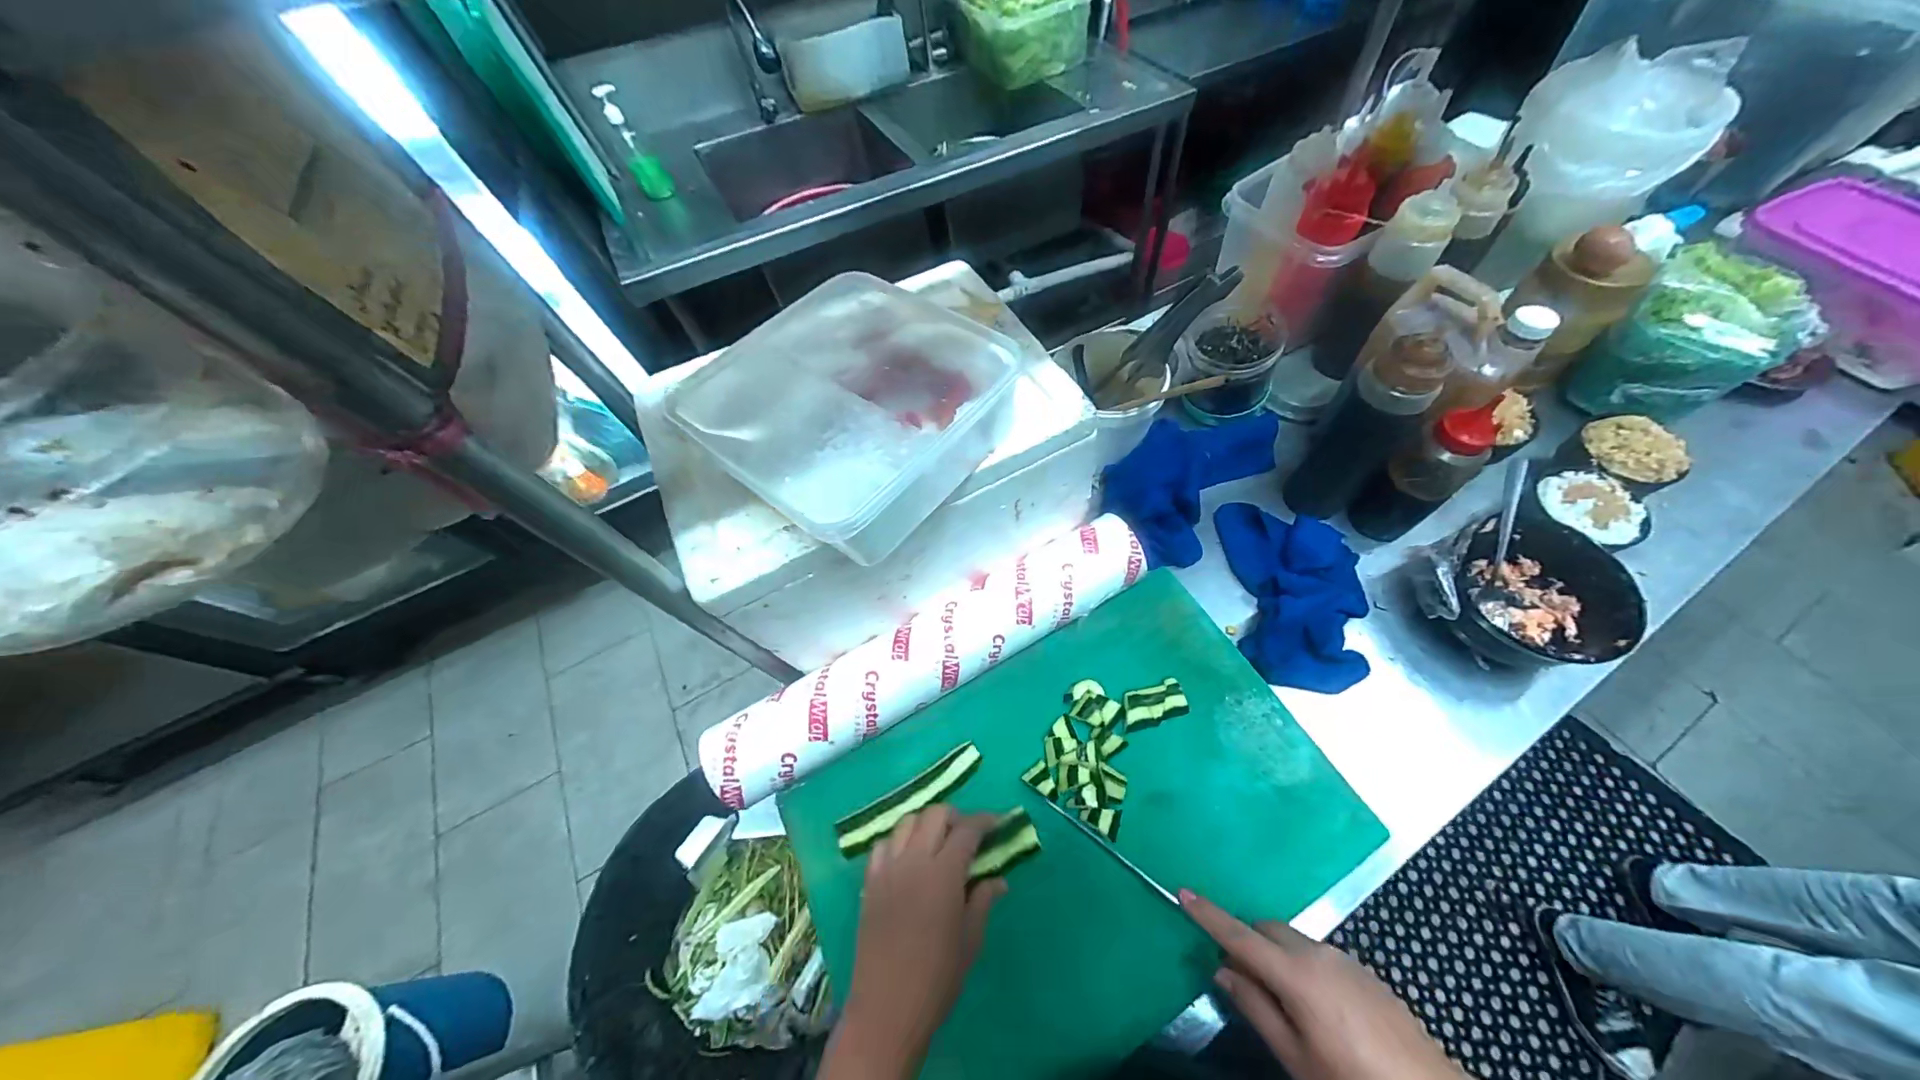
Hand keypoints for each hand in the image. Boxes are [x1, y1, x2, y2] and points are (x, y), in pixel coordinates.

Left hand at [821, 806, 1006, 1079]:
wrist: (886, 1009)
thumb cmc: (937, 979)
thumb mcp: (970, 941)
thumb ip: (982, 901)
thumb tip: (998, 880)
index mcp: (943, 874)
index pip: (967, 830)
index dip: (985, 821)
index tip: (998, 823)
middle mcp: (913, 861)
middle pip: (934, 814)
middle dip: (956, 817)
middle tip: (969, 836)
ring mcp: (887, 869)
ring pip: (906, 822)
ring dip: (926, 823)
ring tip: (939, 842)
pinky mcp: (869, 882)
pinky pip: (883, 844)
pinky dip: (899, 841)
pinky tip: (909, 859)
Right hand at [1180, 889, 1464, 1079]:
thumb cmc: (1352, 1079)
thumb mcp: (1295, 1056)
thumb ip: (1255, 1008)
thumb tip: (1223, 971)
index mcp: (1296, 973)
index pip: (1240, 935)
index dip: (1209, 915)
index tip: (1183, 892)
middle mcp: (1318, 954)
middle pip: (1267, 929)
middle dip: (1245, 939)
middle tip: (1234, 975)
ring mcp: (1345, 960)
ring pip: (1293, 940)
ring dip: (1273, 953)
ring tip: (1274, 996)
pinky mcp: (1366, 973)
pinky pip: (1318, 954)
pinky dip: (1299, 964)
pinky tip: (1312, 1005)